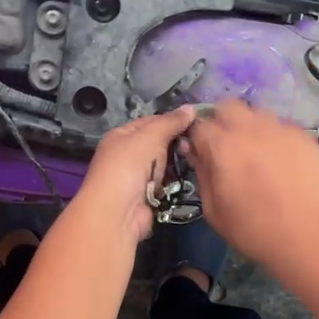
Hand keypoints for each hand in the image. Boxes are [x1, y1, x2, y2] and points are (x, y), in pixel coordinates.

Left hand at [65, 106, 197, 245]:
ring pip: (164, 164)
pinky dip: (175, 181)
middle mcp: (128, 155)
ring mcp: (137, 177)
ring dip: (177, 163)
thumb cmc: (130, 166)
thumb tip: (191, 107)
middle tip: (200, 141)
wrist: (119, 211)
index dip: (172, 120)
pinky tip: (190, 176)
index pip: (151, 122)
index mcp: (122, 136)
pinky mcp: (147, 196)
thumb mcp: (151, 136)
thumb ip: (171, 122)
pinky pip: (166, 183)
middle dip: (177, 142)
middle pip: (158, 143)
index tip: (196, 121)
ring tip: (197, 157)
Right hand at [182, 100, 318, 271]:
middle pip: (228, 106)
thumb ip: (202, 172)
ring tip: (257, 153)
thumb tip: (195, 151)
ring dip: (251, 127)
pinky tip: (281, 162)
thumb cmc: (250, 228)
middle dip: (223, 121)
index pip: (199, 125)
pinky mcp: (303, 136)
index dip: (197, 138)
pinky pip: (282, 127)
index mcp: (222, 145)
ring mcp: (280, 129)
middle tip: (227, 146)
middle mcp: (250, 128)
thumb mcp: (212, 208)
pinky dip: (276, 138)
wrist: (302, 235)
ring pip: (258, 114)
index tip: (200, 151)